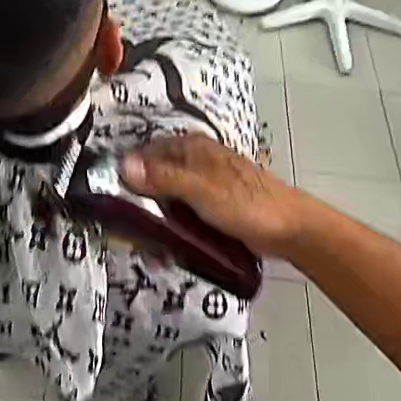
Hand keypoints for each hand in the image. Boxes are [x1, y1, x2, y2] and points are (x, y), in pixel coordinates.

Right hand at [120, 135, 312, 257]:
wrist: (290, 229)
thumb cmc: (247, 204)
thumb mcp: (201, 190)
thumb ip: (163, 178)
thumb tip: (122, 165)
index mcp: (193, 148)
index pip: (147, 152)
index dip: (127, 172)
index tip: (109, 199)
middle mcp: (196, 162)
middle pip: (155, 177)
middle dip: (140, 204)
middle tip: (128, 233)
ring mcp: (205, 186)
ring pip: (168, 200)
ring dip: (156, 222)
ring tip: (148, 248)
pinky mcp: (213, 208)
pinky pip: (184, 216)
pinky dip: (173, 230)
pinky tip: (168, 251)